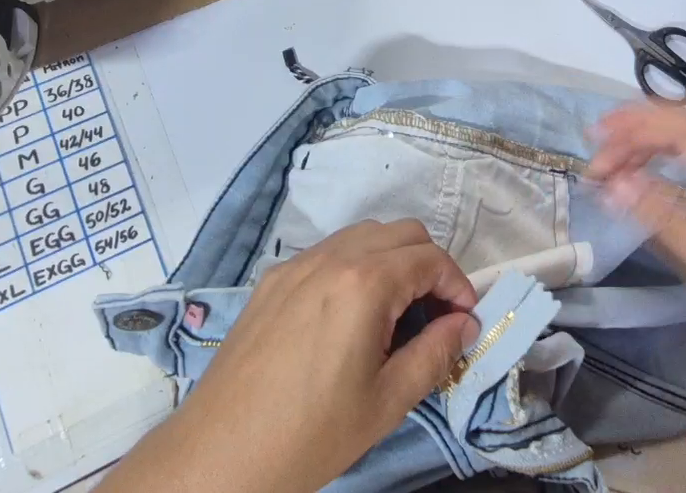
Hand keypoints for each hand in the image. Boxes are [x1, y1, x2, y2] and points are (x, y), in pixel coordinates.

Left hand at [109, 219, 478, 492]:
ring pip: (364, 234)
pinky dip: (356, 265)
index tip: (465, 321)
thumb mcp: (387, 402)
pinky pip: (329, 251)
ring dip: (393, 259)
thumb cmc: (311, 433)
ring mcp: (297, 264)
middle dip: (430, 265)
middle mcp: (332, 258)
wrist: (220, 453)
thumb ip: (435, 353)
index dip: (458, 285)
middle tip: (435, 315)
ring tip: (396, 313)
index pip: (430, 258)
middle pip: (402, 232)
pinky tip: (350, 314)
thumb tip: (465, 324)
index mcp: (364, 283)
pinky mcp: (273, 279)